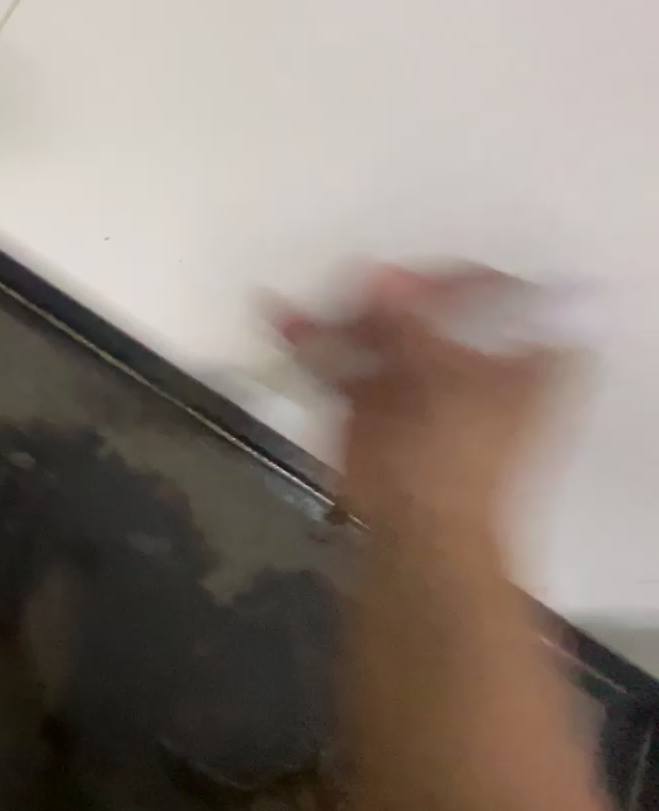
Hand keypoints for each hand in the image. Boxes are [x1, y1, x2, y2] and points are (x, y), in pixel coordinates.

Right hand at [279, 265, 565, 529]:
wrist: (417, 532)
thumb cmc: (448, 464)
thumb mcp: (442, 390)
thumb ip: (412, 330)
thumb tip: (380, 278)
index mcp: (526, 352)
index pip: (490, 290)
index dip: (441, 283)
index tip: (392, 284)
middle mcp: (474, 358)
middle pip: (422, 311)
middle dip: (373, 304)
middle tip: (336, 298)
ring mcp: (419, 381)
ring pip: (374, 336)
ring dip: (333, 321)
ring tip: (290, 309)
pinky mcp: (373, 402)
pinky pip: (343, 364)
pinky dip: (313, 347)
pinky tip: (283, 324)